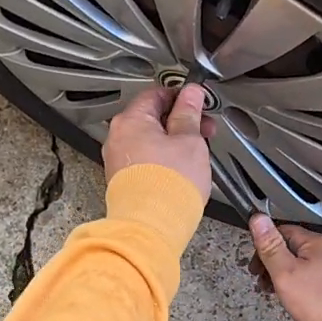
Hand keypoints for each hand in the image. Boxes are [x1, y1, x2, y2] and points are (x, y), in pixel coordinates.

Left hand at [102, 84, 217, 201]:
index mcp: (131, 121)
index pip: (156, 94)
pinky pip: (144, 161)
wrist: (151, 226)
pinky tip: (180, 171)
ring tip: (195, 154)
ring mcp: (118, 161)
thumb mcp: (189, 141)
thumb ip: (189, 114)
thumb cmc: (167, 186)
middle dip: (179, 122)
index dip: (181, 96)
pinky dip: (162, 160)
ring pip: (148, 141)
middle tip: (203, 129)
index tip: (197, 103)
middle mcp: (118, 138)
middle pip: (151, 118)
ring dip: (172, 142)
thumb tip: (191, 95)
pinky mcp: (123, 181)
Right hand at [248, 214, 321, 320]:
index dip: (264, 246)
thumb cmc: (319, 302)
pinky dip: (295, 286)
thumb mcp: (285, 272)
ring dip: (281, 276)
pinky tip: (290, 299)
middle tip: (260, 279)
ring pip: (298, 265)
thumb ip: (270, 246)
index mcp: (315, 243)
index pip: (282, 231)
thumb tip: (258, 218)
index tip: (255, 262)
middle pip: (290, 248)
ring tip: (271, 291)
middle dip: (271, 263)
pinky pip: (308, 280)